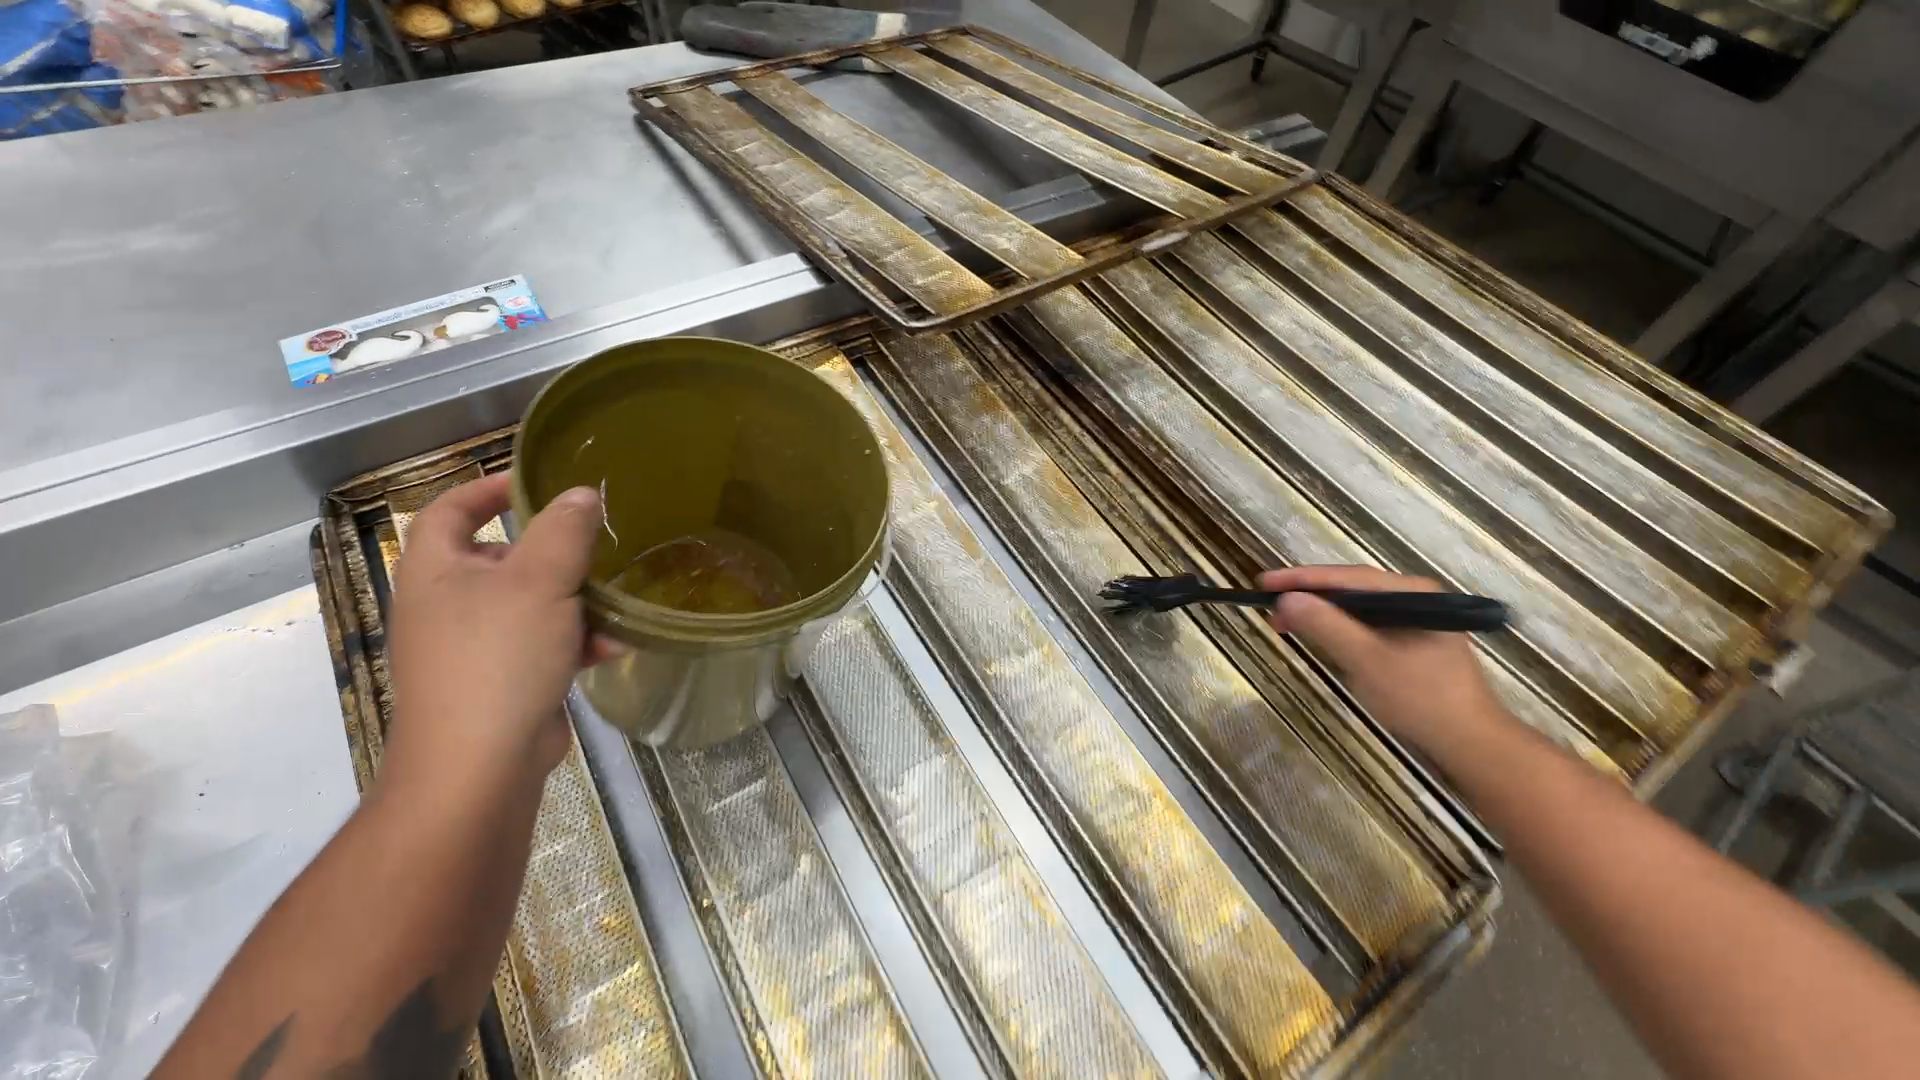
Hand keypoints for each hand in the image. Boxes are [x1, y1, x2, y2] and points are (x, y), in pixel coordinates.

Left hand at [384, 472, 616, 787]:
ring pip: (531, 604)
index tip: (535, 483)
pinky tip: (610, 647)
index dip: (487, 489)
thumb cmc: (499, 657)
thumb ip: (564, 531)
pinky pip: (542, 645)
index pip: (449, 510)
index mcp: (435, 571)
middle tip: (595, 543)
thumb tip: (582, 493)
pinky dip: (574, 642)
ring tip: (614, 603)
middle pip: (501, 558)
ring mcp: (473, 646)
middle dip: (553, 552)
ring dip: (575, 601)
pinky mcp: (502, 681)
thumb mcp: (540, 581)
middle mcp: (447, 604)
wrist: (480, 764)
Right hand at [1260, 565, 1509, 757]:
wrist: (1471, 743)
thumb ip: (1327, 626)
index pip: (1348, 577)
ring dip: (1320, 613)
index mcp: (1413, 593)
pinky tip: (1318, 637)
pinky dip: (1337, 629)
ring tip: (1284, 621)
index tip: (1264, 582)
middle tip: (1268, 605)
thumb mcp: (1367, 660)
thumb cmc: (1422, 698)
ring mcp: (1415, 622)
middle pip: (1352, 589)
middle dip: (1308, 595)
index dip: (1301, 578)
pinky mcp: (1411, 645)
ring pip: (1357, 608)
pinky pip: (1365, 627)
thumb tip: (1287, 598)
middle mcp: (1416, 599)